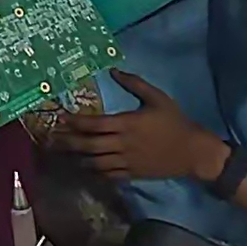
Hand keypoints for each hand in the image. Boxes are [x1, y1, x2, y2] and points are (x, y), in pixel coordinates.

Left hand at [57, 71, 228, 183]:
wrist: (194, 152)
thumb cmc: (174, 121)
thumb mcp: (157, 97)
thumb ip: (134, 83)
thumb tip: (113, 70)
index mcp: (128, 124)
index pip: (95, 124)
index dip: (76, 122)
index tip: (61, 118)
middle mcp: (124, 144)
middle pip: (90, 144)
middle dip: (69, 141)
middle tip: (52, 137)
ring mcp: (127, 161)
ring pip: (96, 162)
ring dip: (77, 157)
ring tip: (62, 152)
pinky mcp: (133, 174)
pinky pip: (108, 175)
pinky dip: (93, 171)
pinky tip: (83, 167)